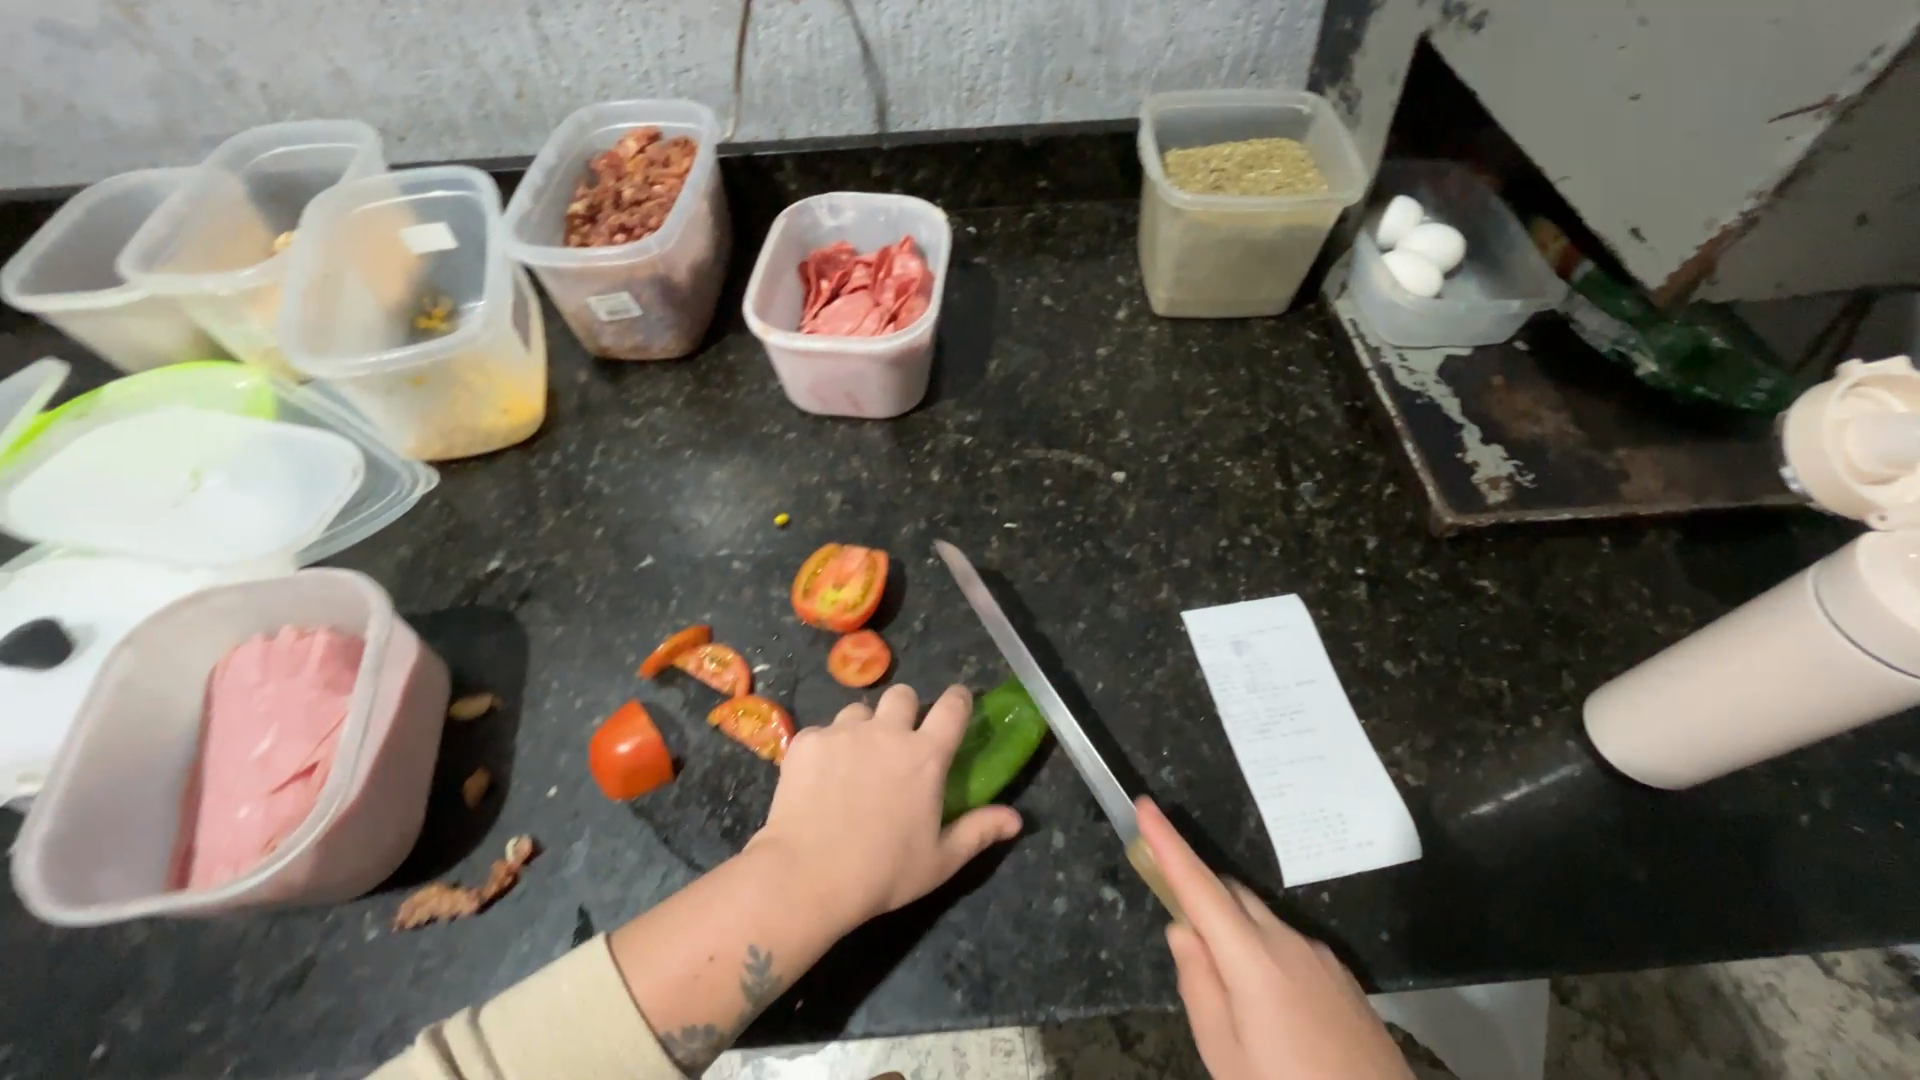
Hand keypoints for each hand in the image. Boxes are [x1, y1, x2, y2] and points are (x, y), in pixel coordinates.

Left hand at [749, 684, 1022, 928]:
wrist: (806, 877)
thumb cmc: (882, 872)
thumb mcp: (940, 861)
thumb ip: (979, 831)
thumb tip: (1016, 819)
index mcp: (926, 756)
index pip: (953, 706)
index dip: (958, 699)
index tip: (957, 702)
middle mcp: (886, 732)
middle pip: (902, 695)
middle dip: (905, 709)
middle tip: (898, 739)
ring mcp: (843, 732)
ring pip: (859, 711)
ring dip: (863, 727)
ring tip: (854, 760)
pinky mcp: (807, 741)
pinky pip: (822, 731)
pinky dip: (826, 748)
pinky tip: (819, 779)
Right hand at [1139, 798, 1412, 1079]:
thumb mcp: (1223, 1052)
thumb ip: (1198, 983)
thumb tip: (1184, 931)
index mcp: (1252, 958)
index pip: (1199, 886)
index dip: (1168, 844)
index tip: (1147, 806)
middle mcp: (1288, 941)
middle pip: (1231, 896)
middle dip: (1201, 897)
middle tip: (1185, 940)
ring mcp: (1321, 957)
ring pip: (1261, 922)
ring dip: (1235, 933)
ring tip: (1233, 999)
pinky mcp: (1343, 977)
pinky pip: (1290, 946)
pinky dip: (1266, 953)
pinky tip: (1273, 1009)